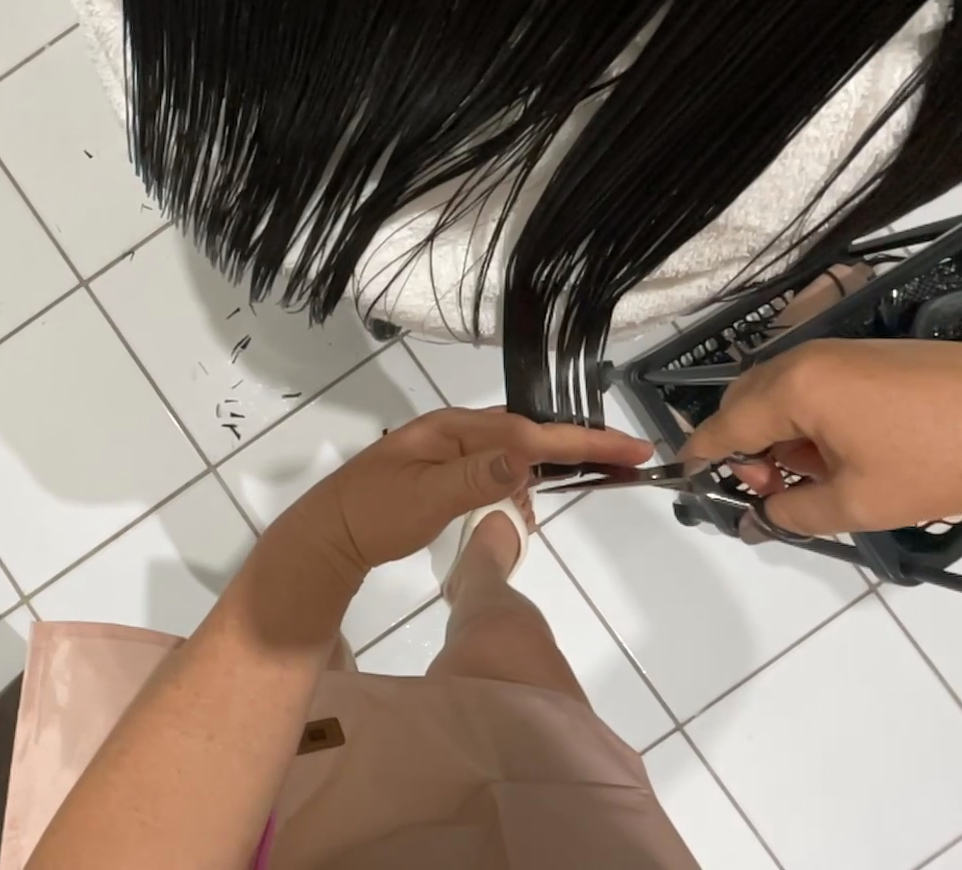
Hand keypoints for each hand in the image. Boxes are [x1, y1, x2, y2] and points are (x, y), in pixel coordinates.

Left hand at [286, 407, 651, 573]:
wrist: (331, 532)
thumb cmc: (373, 513)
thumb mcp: (425, 496)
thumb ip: (476, 476)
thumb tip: (528, 457)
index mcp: (451, 429)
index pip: (526, 431)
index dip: (580, 440)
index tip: (630, 448)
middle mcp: (454, 433)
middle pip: (526, 435)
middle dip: (574, 449)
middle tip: (624, 464)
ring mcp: (449, 452)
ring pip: (512, 456)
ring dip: (542, 474)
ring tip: (570, 493)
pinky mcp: (445, 475)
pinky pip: (494, 473)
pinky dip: (514, 488)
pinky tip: (520, 509)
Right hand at [680, 339, 961, 535]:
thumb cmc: (939, 465)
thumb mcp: (860, 504)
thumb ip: (793, 513)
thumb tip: (759, 520)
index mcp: (792, 391)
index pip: (724, 426)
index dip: (701, 454)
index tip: (685, 475)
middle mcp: (803, 361)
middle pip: (743, 404)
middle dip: (744, 448)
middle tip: (776, 487)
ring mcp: (837, 353)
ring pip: (776, 393)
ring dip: (776, 433)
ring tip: (817, 472)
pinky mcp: (868, 355)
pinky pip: (810, 384)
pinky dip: (806, 417)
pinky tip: (845, 448)